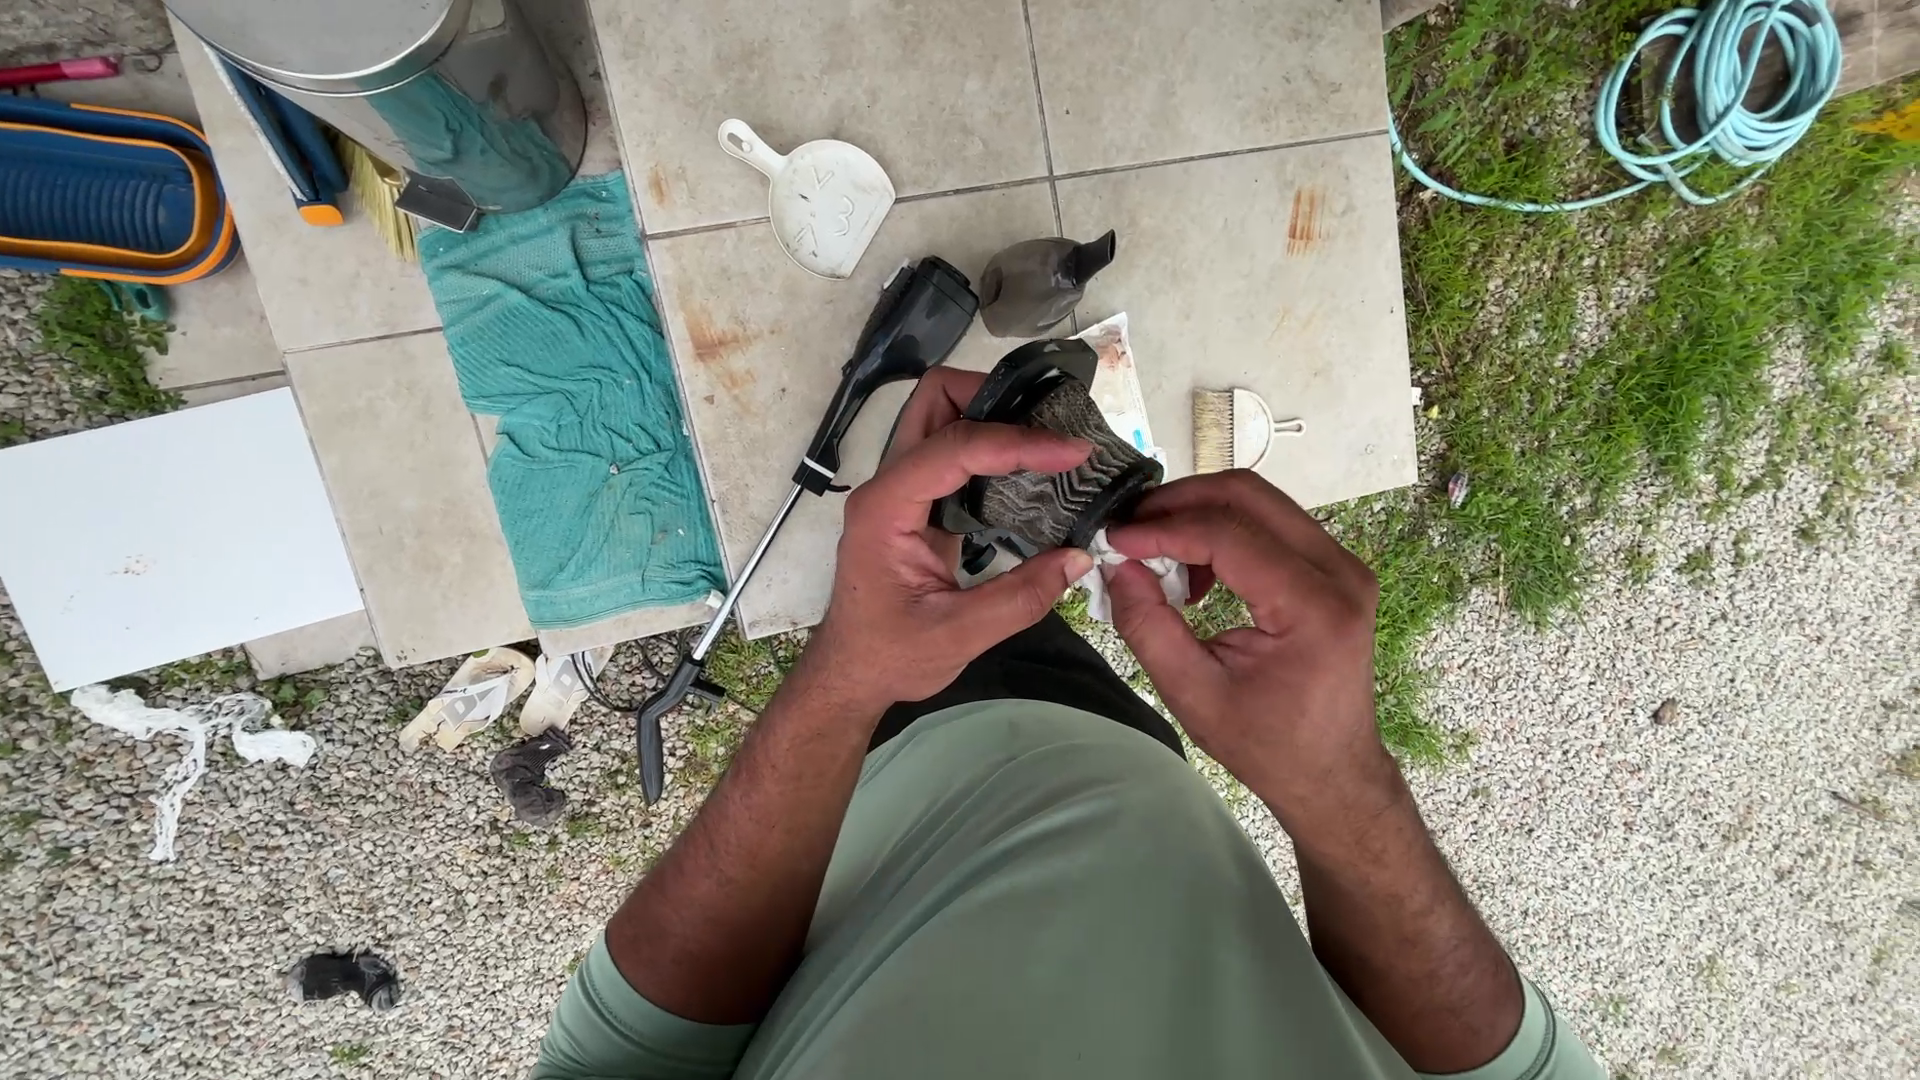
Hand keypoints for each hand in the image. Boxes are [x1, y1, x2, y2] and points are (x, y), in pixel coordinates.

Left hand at [803, 368, 1096, 712]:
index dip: (1017, 443)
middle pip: (933, 401)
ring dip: (994, 415)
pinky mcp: (919, 503)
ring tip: (1048, 440)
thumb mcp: (957, 636)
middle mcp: (888, 486)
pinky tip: (1029, 470)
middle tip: (1050, 426)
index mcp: (886, 508)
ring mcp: (901, 491)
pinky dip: (992, 447)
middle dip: (994, 396)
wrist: (853, 671)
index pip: (954, 447)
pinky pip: (953, 452)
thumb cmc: (889, 656)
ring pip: (942, 417)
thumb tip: (1078, 557)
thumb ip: (1019, 598)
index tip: (1072, 451)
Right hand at [1103, 470, 1390, 828]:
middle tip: (1129, 528)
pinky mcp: (1331, 567)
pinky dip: (1219, 531)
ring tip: (1155, 552)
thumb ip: (1148, 626)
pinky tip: (1194, 572)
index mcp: (1314, 607)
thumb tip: (1116, 566)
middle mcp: (1339, 571)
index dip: (1162, 528)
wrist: (1331, 770)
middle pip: (1248, 494)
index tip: (1113, 540)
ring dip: (1197, 514)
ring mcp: (1341, 564)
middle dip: (1178, 502)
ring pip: (1257, 501)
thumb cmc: (1265, 744)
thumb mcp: (1192, 693)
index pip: (1228, 534)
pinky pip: (1268, 522)